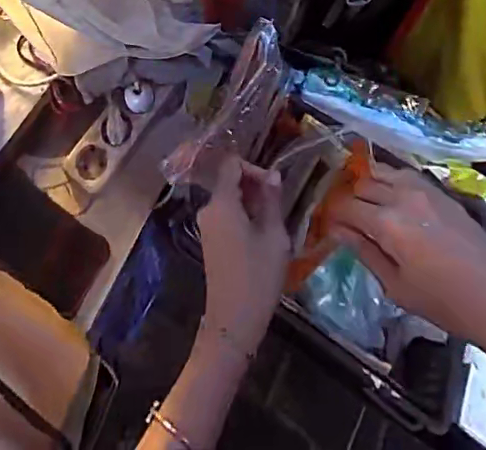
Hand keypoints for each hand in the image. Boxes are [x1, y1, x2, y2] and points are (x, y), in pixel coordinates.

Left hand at [196, 153, 290, 349]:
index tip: (274, 186)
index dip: (254, 168)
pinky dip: (243, 216)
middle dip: (254, 186)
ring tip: (274, 221)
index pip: (232, 165)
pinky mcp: (209, 241)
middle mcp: (208, 209)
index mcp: (221, 203)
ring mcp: (206, 226)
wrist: (233, 320)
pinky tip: (261, 235)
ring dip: (251, 202)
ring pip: (229, 199)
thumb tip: (273, 174)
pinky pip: (225, 215)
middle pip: (229, 181)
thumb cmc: (257, 276)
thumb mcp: (273, 236)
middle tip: (279, 205)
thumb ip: (271, 201)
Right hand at [329, 162, 485, 346]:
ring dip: (367, 183)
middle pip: (361, 183)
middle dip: (347, 196)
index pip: (346, 206)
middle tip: (342, 216)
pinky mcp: (440, 190)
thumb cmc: (445, 303)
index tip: (325, 224)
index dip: (331, 213)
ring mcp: (423, 188)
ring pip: (382, 171)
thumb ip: (364, 252)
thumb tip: (337, 230)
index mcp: (388, 223)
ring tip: (363, 203)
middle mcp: (402, 196)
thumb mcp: (396, 287)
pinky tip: (389, 199)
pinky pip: (404, 174)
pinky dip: (389, 181)